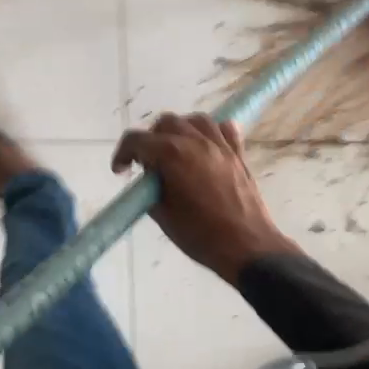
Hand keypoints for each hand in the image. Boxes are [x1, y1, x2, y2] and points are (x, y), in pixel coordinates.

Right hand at [111, 112, 299, 282]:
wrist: (248, 249)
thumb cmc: (199, 234)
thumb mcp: (160, 213)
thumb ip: (149, 187)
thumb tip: (149, 178)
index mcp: (171, 155)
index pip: (136, 140)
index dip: (123, 153)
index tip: (120, 170)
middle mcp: (195, 142)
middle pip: (165, 123)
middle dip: (150, 140)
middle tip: (148, 163)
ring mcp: (220, 146)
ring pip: (195, 120)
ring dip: (180, 130)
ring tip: (175, 149)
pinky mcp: (238, 155)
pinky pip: (225, 129)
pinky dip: (212, 131)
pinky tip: (205, 145)